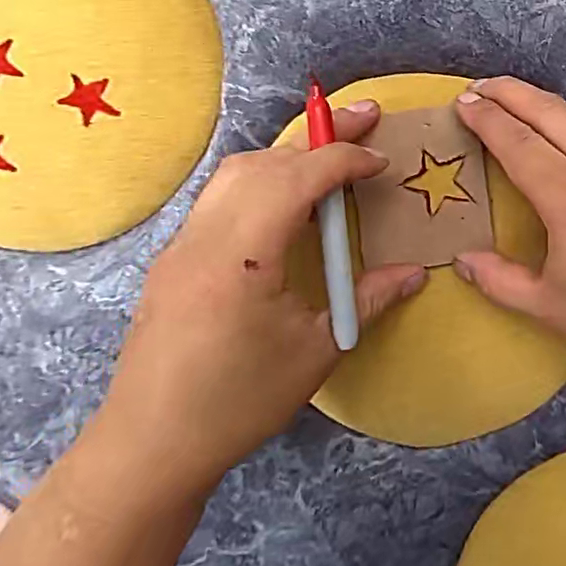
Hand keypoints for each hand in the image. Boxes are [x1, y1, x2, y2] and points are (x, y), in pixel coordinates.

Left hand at [98, 101, 427, 492]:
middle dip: (318, 137)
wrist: (150, 445)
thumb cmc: (238, 403)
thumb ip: (368, 301)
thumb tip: (415, 272)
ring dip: (286, 155)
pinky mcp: (174, 259)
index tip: (380, 161)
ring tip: (329, 156)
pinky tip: (285, 202)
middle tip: (363, 120)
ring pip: (235, 173)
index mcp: (241, 256)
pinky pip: (221, 197)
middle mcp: (204, 237)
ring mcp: (181, 245)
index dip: (344, 160)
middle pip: (263, 162)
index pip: (296, 179)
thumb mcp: (316, 352)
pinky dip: (262, 180)